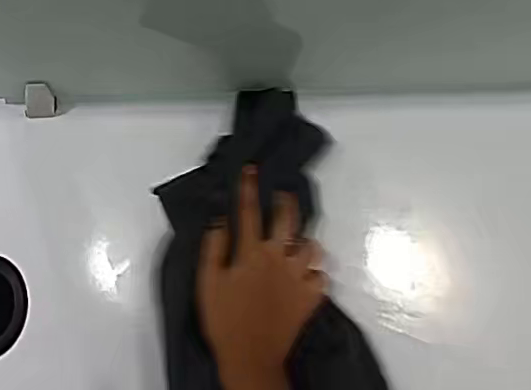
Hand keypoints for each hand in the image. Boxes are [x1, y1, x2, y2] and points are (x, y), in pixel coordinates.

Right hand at [196, 166, 327, 389]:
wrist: (251, 359)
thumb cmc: (225, 318)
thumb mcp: (208, 280)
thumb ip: (213, 246)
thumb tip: (219, 219)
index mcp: (251, 252)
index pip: (249, 210)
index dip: (249, 187)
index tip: (251, 170)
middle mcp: (278, 259)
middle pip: (287, 221)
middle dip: (286, 203)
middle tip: (283, 194)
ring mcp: (297, 280)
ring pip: (312, 248)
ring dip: (306, 238)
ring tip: (300, 234)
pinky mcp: (309, 300)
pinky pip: (323, 278)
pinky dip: (318, 270)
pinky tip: (310, 269)